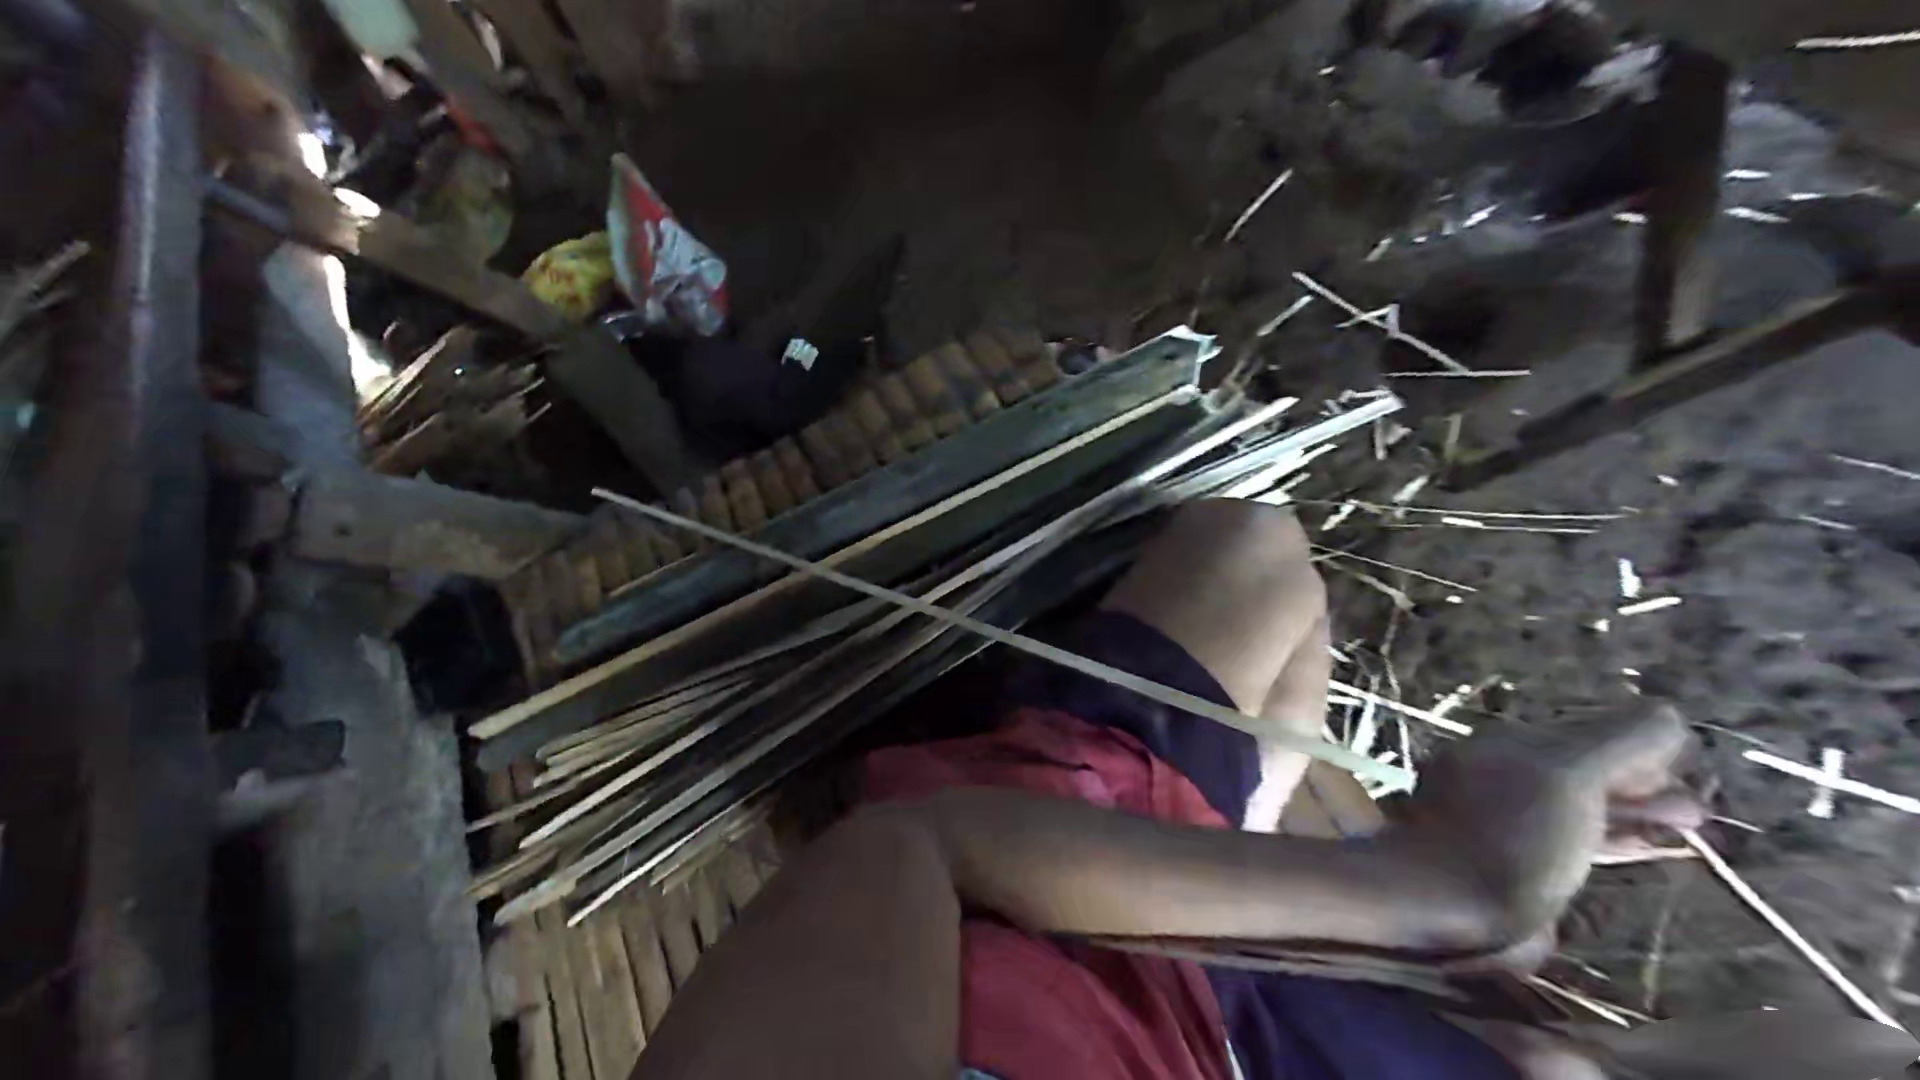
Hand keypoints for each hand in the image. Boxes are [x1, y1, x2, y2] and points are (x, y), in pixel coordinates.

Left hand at [1385, 703, 1704, 951]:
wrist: (1449, 899)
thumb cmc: (1508, 831)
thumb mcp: (1565, 776)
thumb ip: (1613, 743)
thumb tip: (1666, 712)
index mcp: (1502, 745)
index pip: (1579, 733)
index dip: (1635, 745)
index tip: (1685, 762)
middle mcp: (1499, 774)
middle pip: (1580, 768)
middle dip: (1639, 779)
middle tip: (1694, 804)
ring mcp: (1504, 818)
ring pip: (1580, 805)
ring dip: (1633, 810)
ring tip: (1688, 823)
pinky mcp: (1514, 861)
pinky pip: (1573, 839)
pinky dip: (1612, 837)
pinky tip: (1646, 846)